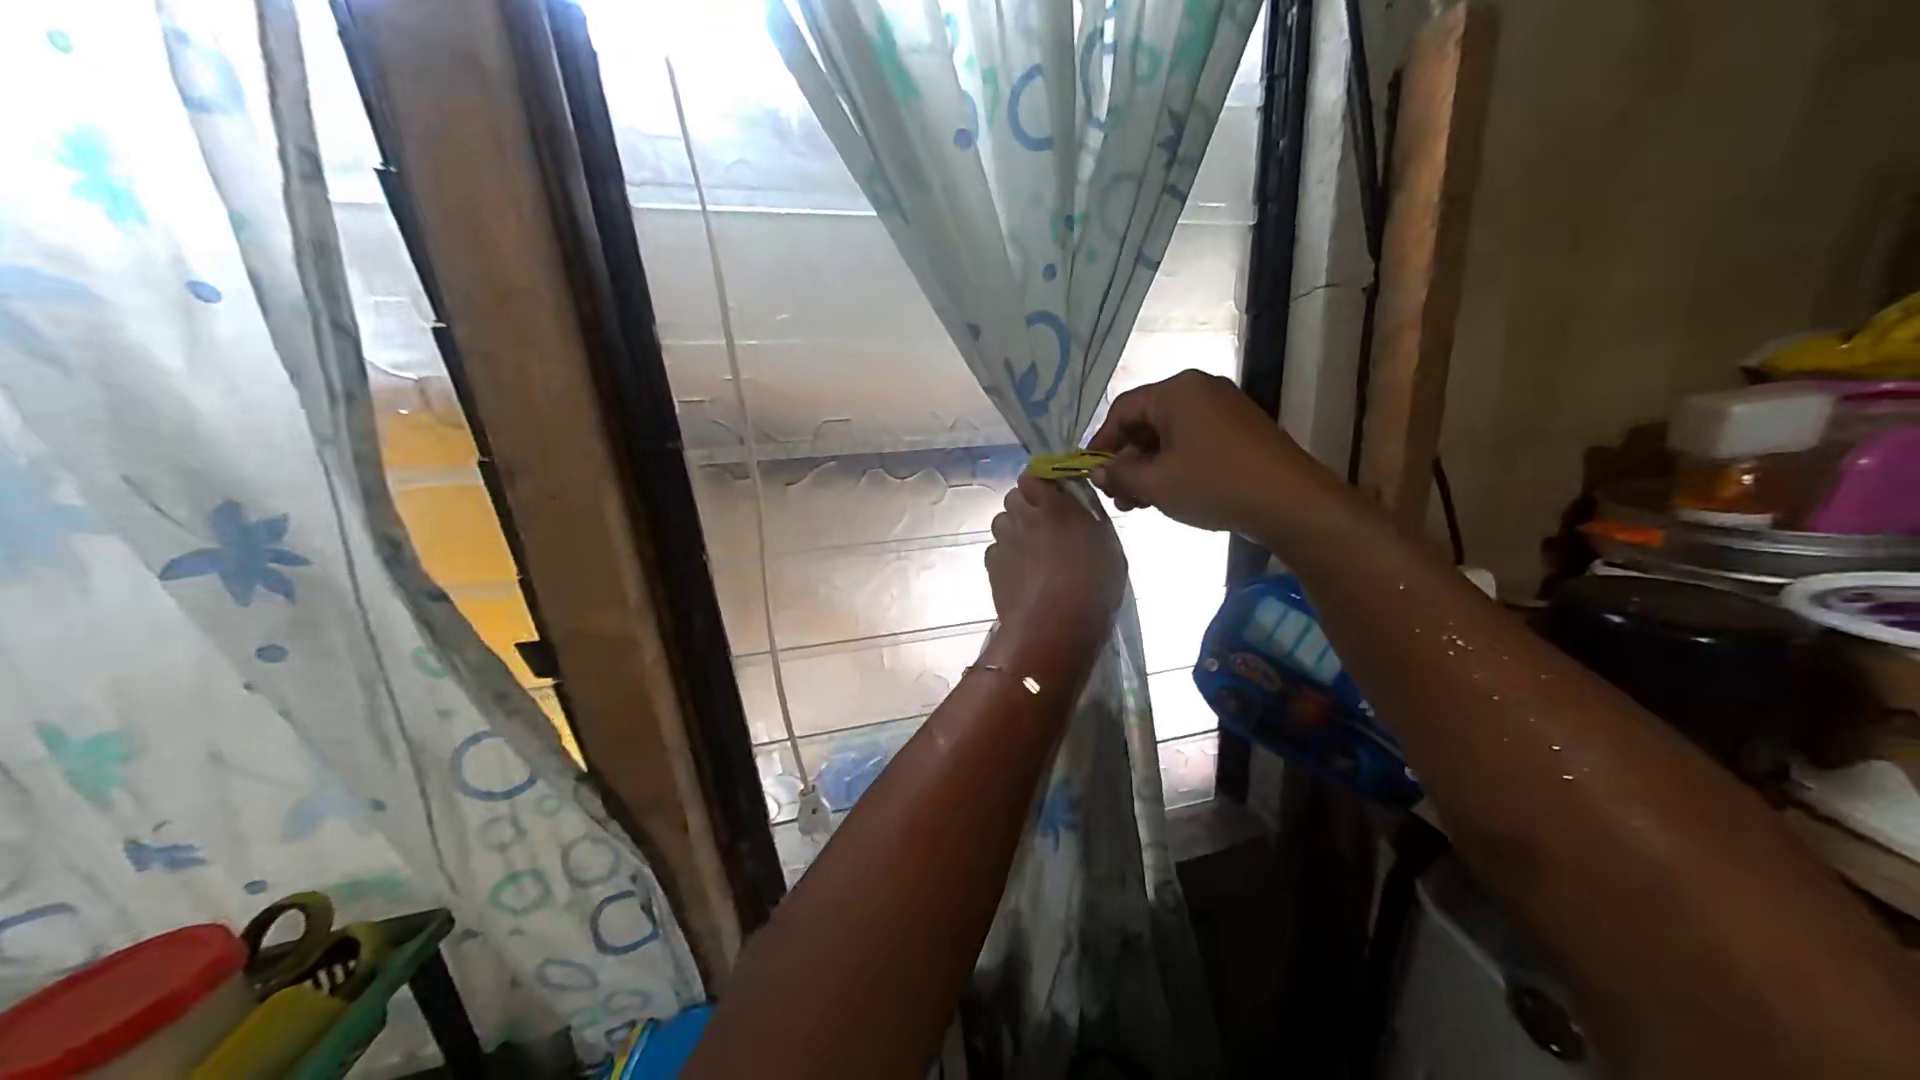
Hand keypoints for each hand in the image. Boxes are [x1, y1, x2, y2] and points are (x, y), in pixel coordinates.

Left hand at [985, 473, 1126, 647]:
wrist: (1053, 627)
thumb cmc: (1093, 586)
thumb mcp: (1109, 547)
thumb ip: (1091, 519)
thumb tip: (1080, 506)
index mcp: (1057, 504)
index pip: (1035, 475)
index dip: (1041, 485)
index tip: (1054, 497)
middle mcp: (1025, 515)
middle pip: (1015, 497)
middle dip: (1026, 506)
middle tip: (1045, 527)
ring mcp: (1004, 539)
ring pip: (1002, 522)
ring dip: (1014, 530)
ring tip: (1032, 554)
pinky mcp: (992, 565)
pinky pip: (996, 550)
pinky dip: (1005, 556)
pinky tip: (1021, 574)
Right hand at [1088, 370, 1330, 534]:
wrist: (1292, 502)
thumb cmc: (1215, 485)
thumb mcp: (1157, 484)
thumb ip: (1120, 475)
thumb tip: (1097, 472)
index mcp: (1176, 391)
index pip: (1122, 410)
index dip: (1101, 444)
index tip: (1090, 475)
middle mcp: (1199, 389)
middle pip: (1146, 420)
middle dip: (1126, 460)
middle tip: (1117, 496)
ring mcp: (1223, 407)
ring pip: (1169, 434)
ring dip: (1148, 467)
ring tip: (1139, 503)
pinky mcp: (1239, 428)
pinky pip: (1192, 440)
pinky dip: (1173, 464)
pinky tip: (1168, 493)